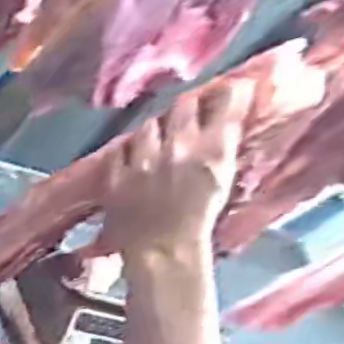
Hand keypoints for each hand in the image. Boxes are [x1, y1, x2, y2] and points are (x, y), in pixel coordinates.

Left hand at [95, 80, 251, 259]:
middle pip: (183, 104)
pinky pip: (120, 149)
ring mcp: (143, 162)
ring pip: (149, 124)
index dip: (224, 92)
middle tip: (182, 120)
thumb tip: (223, 116)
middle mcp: (179, 148)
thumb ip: (222, 143)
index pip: (227, 97)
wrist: (162, 251)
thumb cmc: (197, 218)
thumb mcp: (223, 176)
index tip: (220, 96)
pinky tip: (132, 160)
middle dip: (185, 109)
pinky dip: (127, 151)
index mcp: (214, 148)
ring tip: (155, 142)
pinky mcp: (116, 177)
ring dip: (154, 130)